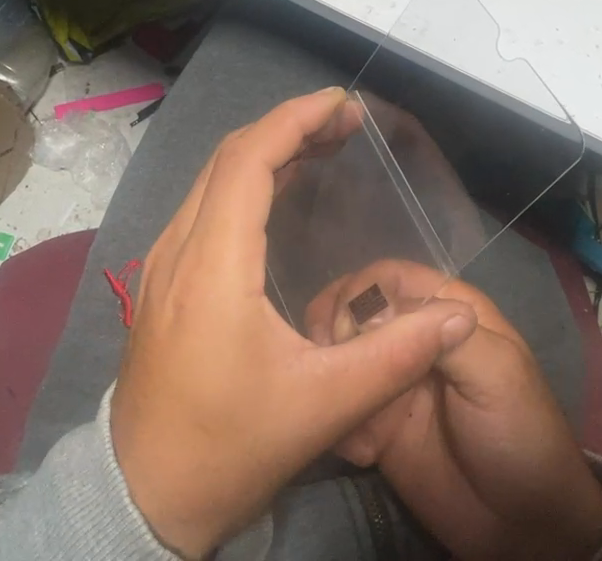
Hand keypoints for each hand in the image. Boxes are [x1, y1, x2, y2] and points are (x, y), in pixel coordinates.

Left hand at [110, 89, 480, 557]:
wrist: (143, 497)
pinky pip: (206, 206)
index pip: (249, 160)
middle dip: (288, 127)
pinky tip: (281, 196)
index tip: (342, 104)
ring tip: (323, 147)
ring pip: (213, 180)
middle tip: (345, 124)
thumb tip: (458, 314)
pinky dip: (246, 182)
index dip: (296, 120)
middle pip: (230, 158)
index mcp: (214, 264)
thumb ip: (396, 355)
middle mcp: (180, 248)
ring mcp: (164, 264)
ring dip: (266, 151)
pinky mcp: (164, 282)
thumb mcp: (323, 405)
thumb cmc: (229, 446)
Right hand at [307, 262, 601, 560]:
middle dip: (336, 334)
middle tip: (338, 371)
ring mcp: (390, 379)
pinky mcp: (374, 423)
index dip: (359, 296)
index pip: (385, 277)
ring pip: (338, 353)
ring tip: (342, 410)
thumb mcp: (497, 374)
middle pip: (351, 308)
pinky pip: (339, 404)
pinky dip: (337, 422)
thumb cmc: (521, 434)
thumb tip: (377, 312)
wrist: (523, 524)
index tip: (350, 332)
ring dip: (332, 377)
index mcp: (444, 310)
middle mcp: (410, 335)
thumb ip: (444, 335)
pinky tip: (359, 451)